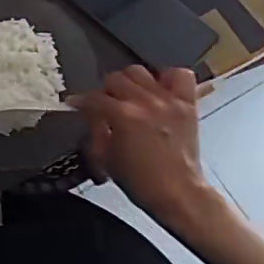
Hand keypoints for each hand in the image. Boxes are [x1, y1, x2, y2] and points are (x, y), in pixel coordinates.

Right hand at [73, 66, 214, 222]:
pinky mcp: (187, 104)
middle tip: (106, 104)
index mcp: (122, 116)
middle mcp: (145, 101)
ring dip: (131, 82)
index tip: (76, 104)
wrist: (178, 193)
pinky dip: (168, 78)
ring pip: (141, 71)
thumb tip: (90, 115)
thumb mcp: (106, 159)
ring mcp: (168, 100)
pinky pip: (180, 75)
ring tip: (130, 96)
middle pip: (116, 78)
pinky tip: (160, 90)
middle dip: (105, 91)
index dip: (80, 101)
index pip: (93, 98)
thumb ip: (95, 132)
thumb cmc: (142, 182)